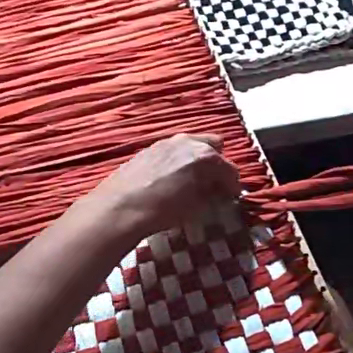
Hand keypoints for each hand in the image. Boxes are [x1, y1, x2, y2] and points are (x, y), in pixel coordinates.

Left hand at [83, 134, 242, 240]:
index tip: (230, 198)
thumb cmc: (162, 210)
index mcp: (205, 156)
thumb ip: (211, 195)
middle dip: (217, 165)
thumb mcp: (195, 207)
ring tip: (193, 182)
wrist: (120, 207)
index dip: (233, 186)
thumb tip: (217, 192)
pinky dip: (180, 160)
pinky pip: (174, 150)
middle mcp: (188, 142)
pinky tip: (172, 178)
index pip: (230, 170)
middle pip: (214, 147)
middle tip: (213, 185)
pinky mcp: (150, 147)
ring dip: (198, 160)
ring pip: (193, 145)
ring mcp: (167, 142)